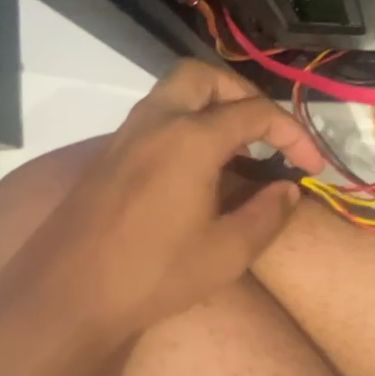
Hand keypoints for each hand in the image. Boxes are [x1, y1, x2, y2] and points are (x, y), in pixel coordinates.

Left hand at [0, 61, 324, 345]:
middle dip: (243, 94)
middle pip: (205, 77)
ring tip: (237, 151)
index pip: (256, 113)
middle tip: (265, 132)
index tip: (312, 167)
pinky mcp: (109, 157)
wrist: (62, 298)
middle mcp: (158, 123)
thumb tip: (289, 190)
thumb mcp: (226, 253)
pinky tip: (199, 171)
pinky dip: (186, 125)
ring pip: (174, 92)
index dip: (294, 134)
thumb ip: (267, 214)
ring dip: (212, 107)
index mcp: (191, 139)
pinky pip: (155, 118)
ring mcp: (126, 137)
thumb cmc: (152, 274)